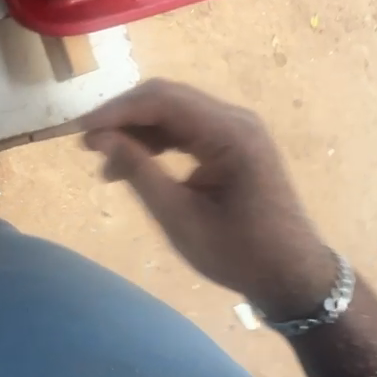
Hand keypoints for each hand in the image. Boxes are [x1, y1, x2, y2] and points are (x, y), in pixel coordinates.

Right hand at [81, 79, 335, 318]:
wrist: (295, 279)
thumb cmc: (239, 254)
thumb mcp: (180, 218)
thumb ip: (139, 172)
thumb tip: (99, 139)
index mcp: (229, 133)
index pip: (162, 101)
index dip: (116, 111)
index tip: (80, 131)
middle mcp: (234, 118)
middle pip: (166, 97)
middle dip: (123, 116)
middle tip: (87, 142)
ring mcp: (236, 127)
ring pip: (173, 109)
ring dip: (137, 128)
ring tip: (105, 158)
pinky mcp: (232, 140)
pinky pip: (186, 125)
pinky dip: (156, 138)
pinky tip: (134, 160)